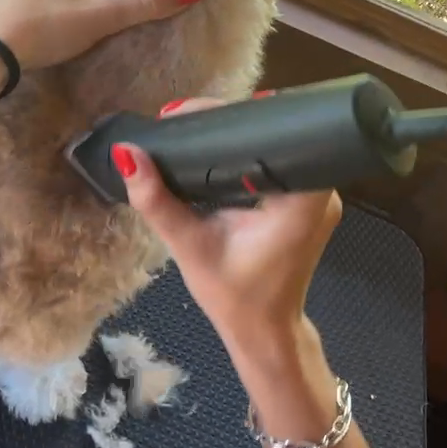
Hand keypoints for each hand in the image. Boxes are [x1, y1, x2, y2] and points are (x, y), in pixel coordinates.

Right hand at [114, 99, 342, 350]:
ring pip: (274, 145)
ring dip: (235, 136)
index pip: (274, 131)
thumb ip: (156, 200)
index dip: (232, 114)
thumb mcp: (189, 246)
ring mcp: (318, 195)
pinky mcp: (307, 201)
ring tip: (191, 128)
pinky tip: (214, 149)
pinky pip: (276, 162)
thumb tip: (126, 153)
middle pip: (273, 133)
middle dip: (226, 121)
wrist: (264, 333)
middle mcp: (320, 190)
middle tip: (180, 118)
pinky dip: (245, 154)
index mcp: (303, 198)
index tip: (189, 114)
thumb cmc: (233, 295)